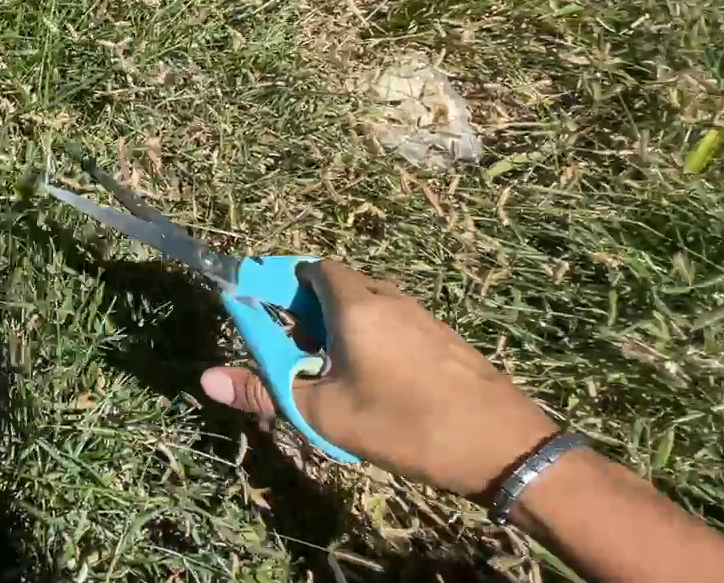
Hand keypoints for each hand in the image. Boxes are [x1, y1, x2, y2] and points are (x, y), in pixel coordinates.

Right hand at [200, 259, 559, 496]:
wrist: (516, 455)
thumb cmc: (408, 425)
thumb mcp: (326, 413)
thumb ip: (264, 391)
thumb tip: (206, 380)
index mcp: (354, 304)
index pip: (309, 267)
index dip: (283, 284)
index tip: (271, 315)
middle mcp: (388, 298)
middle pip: (336, 283)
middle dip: (310, 308)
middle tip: (302, 349)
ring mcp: (425, 318)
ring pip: (368, 304)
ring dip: (344, 324)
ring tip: (339, 369)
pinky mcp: (449, 341)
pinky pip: (397, 322)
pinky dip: (376, 337)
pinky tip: (382, 382)